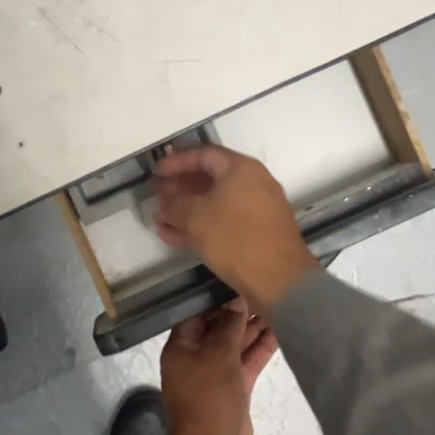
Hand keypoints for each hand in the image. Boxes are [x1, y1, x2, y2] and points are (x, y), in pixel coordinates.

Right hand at [154, 145, 319, 314]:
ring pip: (215, 203)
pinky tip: (174, 237)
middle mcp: (253, 183)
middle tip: (156, 196)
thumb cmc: (235, 239)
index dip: (177, 162)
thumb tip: (164, 205)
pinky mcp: (257, 233)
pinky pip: (224, 221)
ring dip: (187, 210)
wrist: (279, 280)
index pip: (204, 154)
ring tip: (160, 219)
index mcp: (241, 169)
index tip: (156, 172)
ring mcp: (258, 209)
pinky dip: (201, 226)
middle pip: (210, 178)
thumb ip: (175, 206)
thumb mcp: (196, 219)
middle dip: (180, 188)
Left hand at [160, 301, 278, 434]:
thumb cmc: (208, 397)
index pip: (196, 315)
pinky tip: (281, 331)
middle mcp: (196, 358)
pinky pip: (247, 362)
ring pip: (236, 345)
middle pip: (218, 328)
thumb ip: (229, 326)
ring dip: (254, 329)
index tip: (238, 281)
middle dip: (240, 312)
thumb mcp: (218, 356)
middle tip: (265, 289)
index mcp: (180, 348)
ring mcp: (216, 374)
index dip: (216, 299)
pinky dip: (261, 348)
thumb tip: (236, 300)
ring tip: (278, 304)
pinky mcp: (235, 388)